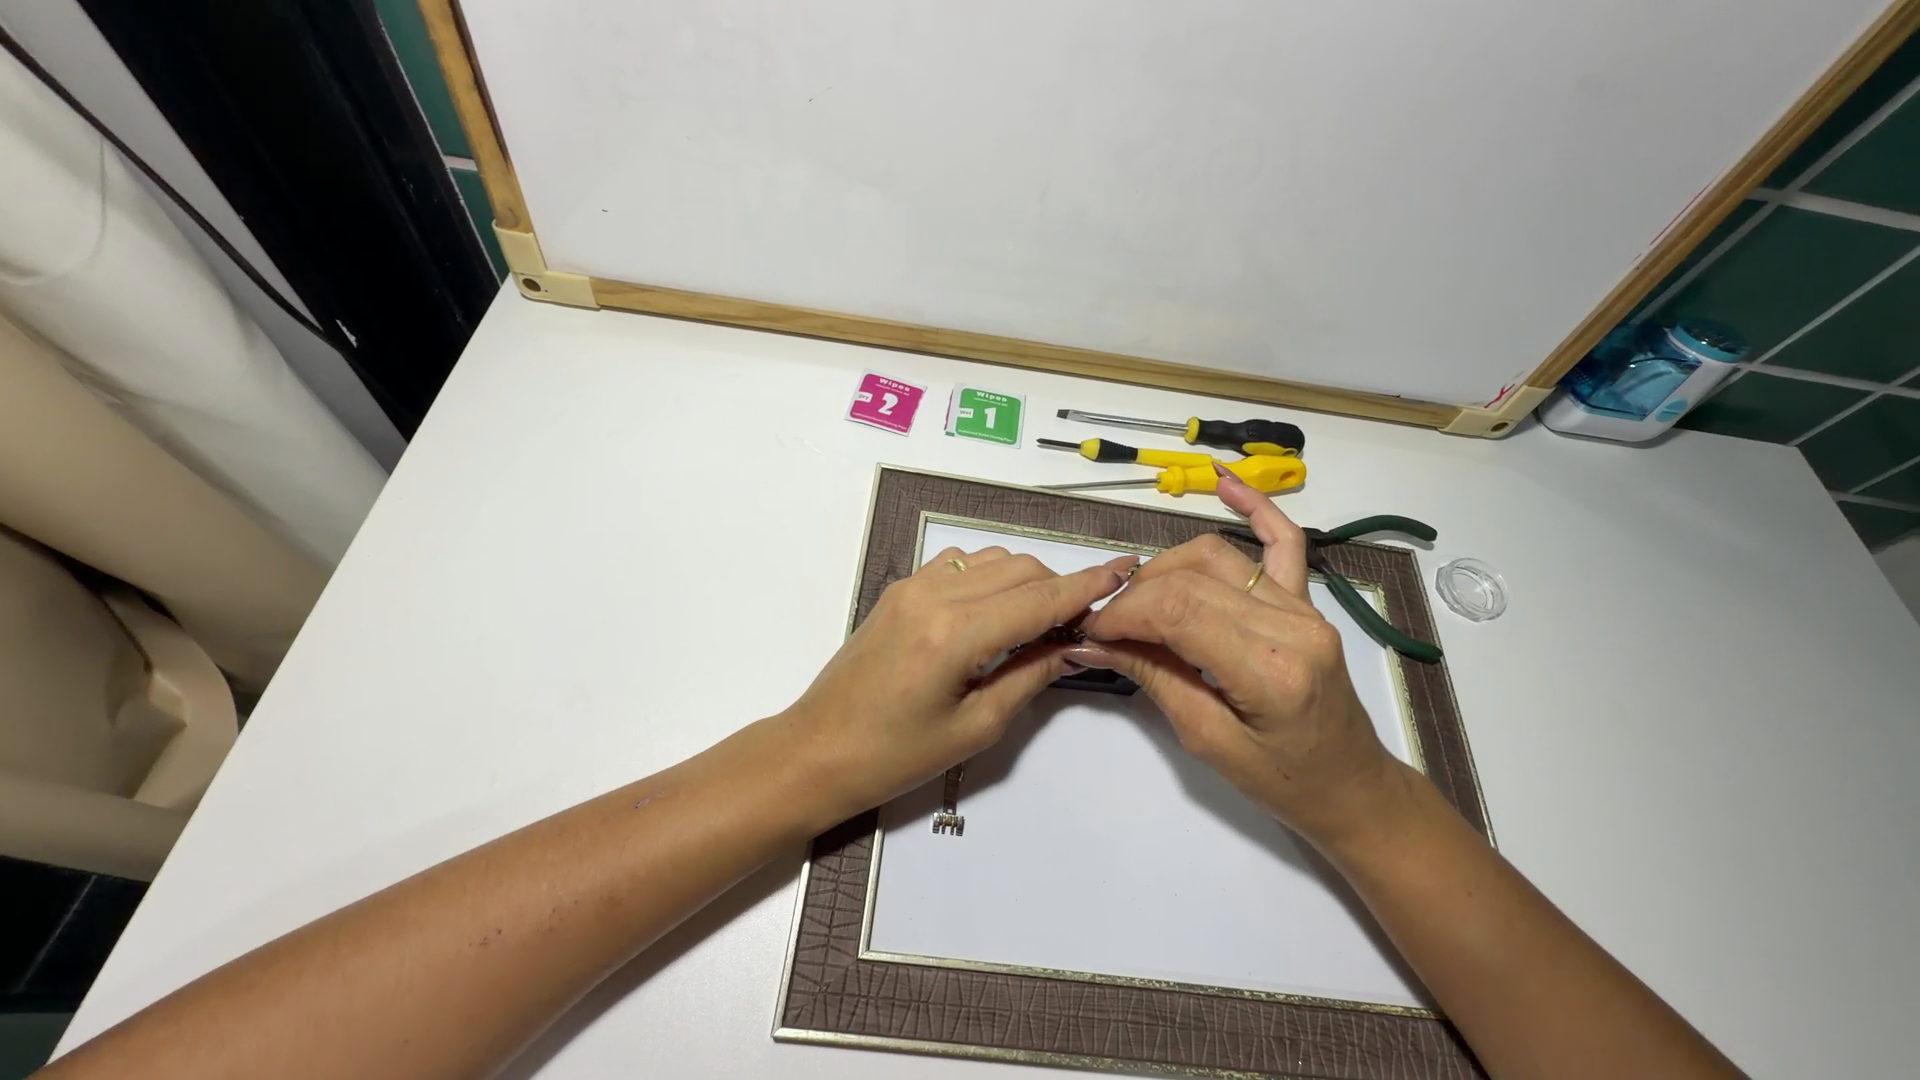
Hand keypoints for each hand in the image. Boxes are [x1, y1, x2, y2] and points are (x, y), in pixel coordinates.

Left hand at [783, 546, 1134, 822]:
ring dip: (1026, 581)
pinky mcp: (900, 589)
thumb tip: (1071, 646)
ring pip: (992, 559)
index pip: (1038, 599)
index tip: (1124, 573)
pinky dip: (991, 577)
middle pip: (1020, 569)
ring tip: (1040, 623)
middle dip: (1059, 589)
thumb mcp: (975, 728)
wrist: (817, 750)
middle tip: (1078, 627)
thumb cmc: (894, 756)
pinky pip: (961, 564)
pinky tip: (998, 611)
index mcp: (954, 634)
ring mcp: (912, 586)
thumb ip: (1029, 676)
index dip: (1087, 587)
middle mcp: (934, 594)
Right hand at [1070, 470, 1406, 849]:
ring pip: (1216, 555)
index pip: (1177, 611)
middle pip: (1191, 578)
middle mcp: (1292, 624)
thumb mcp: (1207, 740)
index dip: (1122, 613)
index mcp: (1270, 670)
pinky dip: (1255, 508)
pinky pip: (1283, 542)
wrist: (1349, 786)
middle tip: (1104, 627)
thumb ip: (1153, 678)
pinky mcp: (1306, 602)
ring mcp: (1303, 607)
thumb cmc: (1281, 780)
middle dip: (1134, 596)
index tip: (1089, 631)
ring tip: (1138, 601)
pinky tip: (1225, 484)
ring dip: (1165, 568)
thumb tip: (1091, 643)